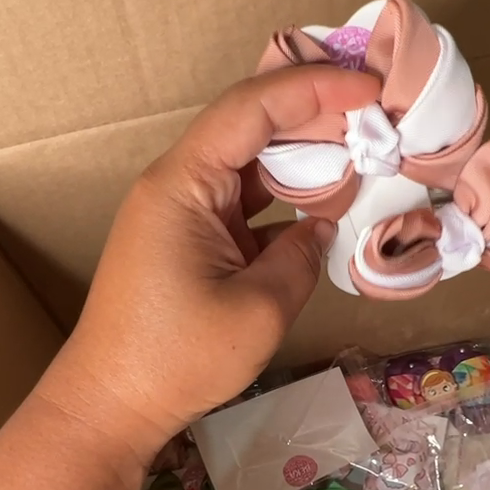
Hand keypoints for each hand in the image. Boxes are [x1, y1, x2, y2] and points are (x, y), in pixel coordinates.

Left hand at [36, 65, 380, 466]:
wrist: (113, 403)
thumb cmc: (177, 358)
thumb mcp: (258, 309)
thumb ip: (300, 257)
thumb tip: (319, 227)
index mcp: (184, 184)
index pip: (252, 109)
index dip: (314, 88)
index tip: (370, 87)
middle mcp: (178, 184)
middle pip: (249, 125)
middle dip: (313, 112)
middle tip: (376, 111)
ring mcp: (182, 212)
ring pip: (249, 164)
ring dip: (302, 156)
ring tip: (362, 148)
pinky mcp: (189, 240)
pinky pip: (242, 203)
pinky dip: (283, 200)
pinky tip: (324, 205)